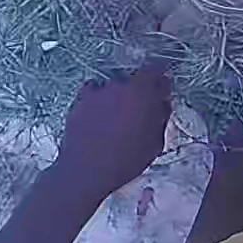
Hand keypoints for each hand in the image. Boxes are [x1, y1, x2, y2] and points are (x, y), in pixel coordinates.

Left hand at [53, 63, 172, 201]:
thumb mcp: (155, 143)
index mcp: (141, 92)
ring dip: (119, 96)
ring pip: (114, 86)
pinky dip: (99, 99)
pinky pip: (94, 91)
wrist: (86, 171)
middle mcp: (119, 85)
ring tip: (117, 118)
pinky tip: (100, 115)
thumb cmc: (125, 160)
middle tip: (141, 110)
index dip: (160, 80)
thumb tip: (162, 103)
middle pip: (134, 78)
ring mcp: (98, 90)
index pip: (155, 71)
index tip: (161, 90)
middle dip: (140, 91)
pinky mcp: (80, 98)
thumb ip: (162, 116)